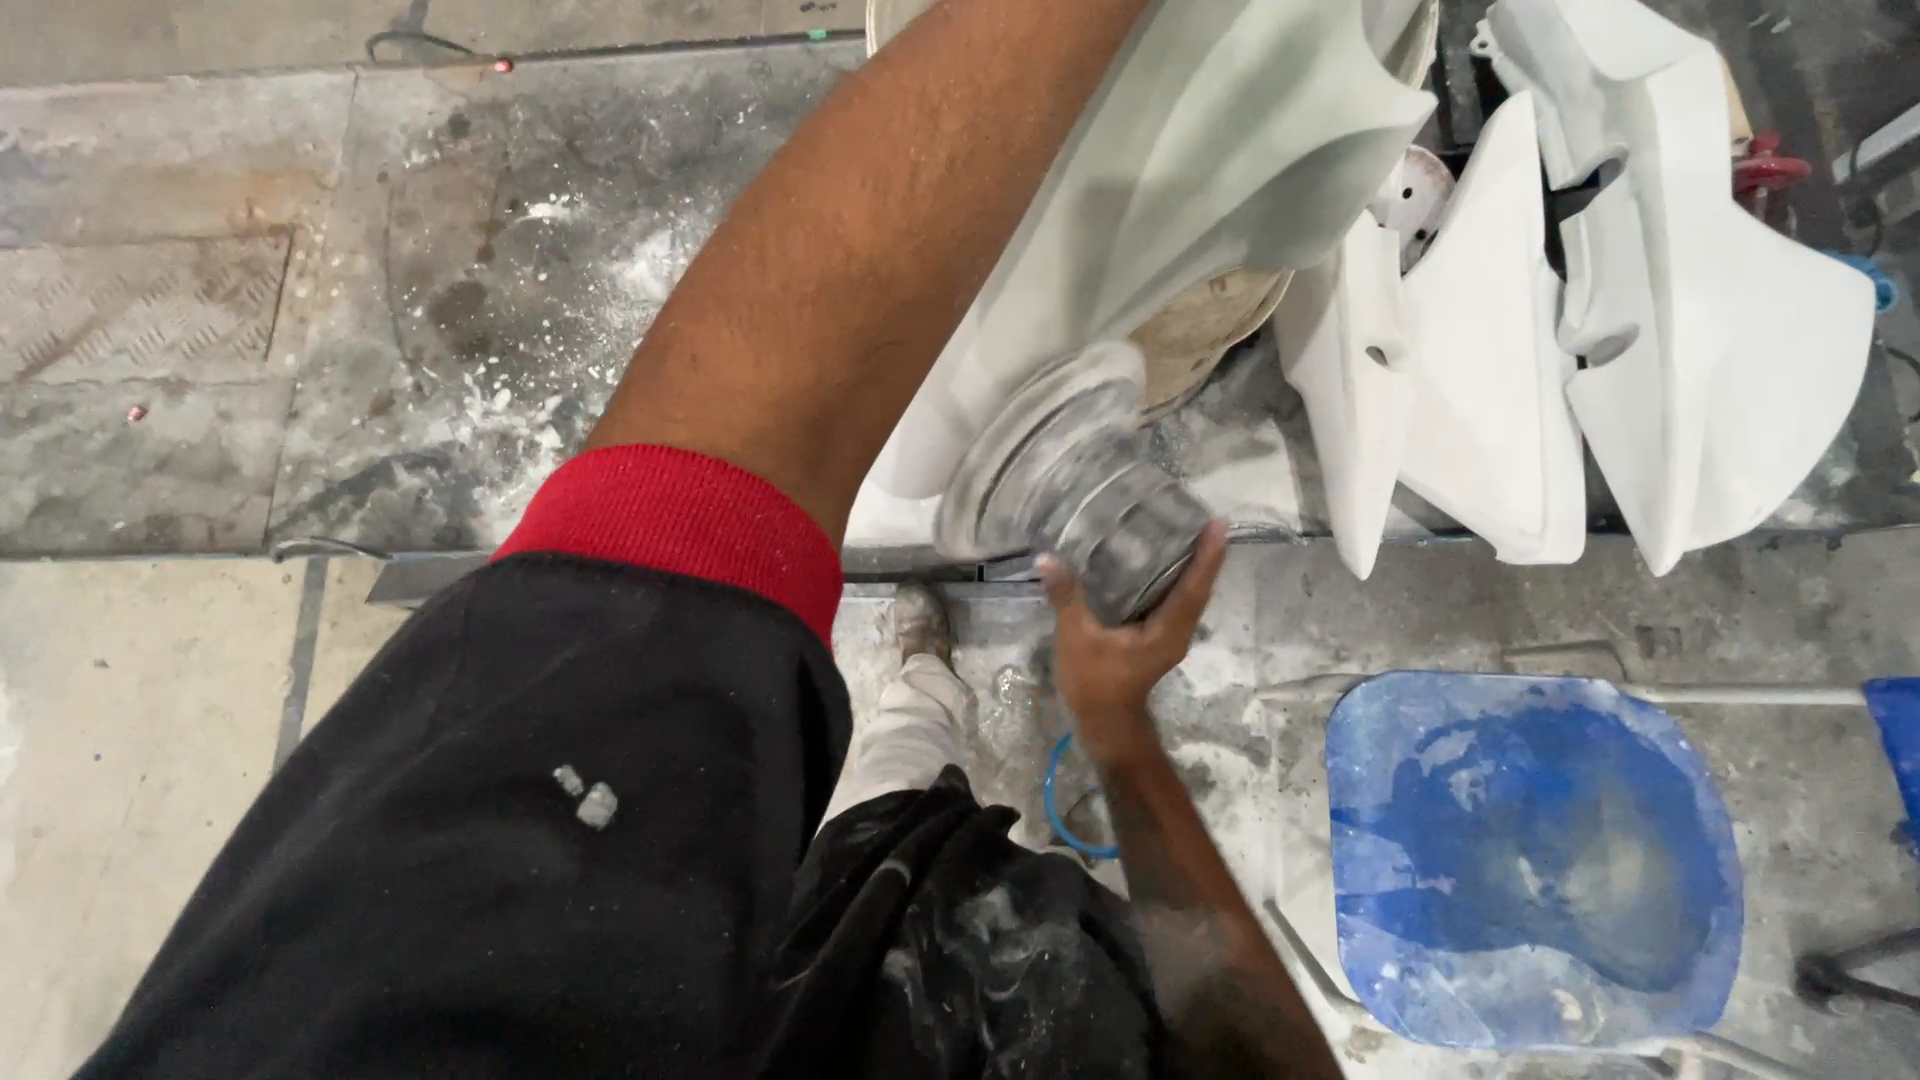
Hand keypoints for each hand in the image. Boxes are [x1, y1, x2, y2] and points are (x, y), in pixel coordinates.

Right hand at [1039, 519, 1228, 765]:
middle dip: (1205, 555)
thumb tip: (1046, 558)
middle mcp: (1177, 632)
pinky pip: (1174, 602)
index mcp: (1167, 631)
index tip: (1218, 525)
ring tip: (1190, 532)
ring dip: (1193, 567)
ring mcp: (1170, 637)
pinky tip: (1160, 563)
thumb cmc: (1095, 684)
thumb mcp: (1076, 639)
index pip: (1193, 587)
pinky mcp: (1158, 639)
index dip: (1206, 556)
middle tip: (1207, 519)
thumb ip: (1066, 597)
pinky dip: (1175, 580)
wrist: (1104, 725)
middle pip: (1198, 588)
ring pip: (1188, 596)